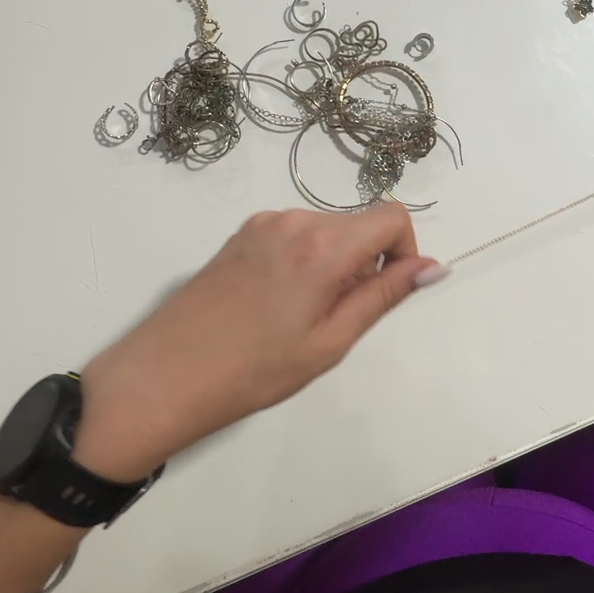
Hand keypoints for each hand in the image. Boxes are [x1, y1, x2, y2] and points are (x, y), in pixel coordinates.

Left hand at [71, 205, 447, 480]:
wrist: (162, 377)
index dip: (405, 249)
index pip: (391, 215)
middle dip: (366, 262)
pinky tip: (276, 303)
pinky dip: (306, 259)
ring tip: (300, 316)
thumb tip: (431, 266)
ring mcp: (264, 223)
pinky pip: (295, 234)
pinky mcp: (241, 233)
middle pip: (358, 223)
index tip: (388, 289)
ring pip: (327, 230)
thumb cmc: (254, 370)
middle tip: (337, 317)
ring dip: (335, 262)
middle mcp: (295, 220)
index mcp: (323, 245)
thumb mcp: (330, 342)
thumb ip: (383, 296)